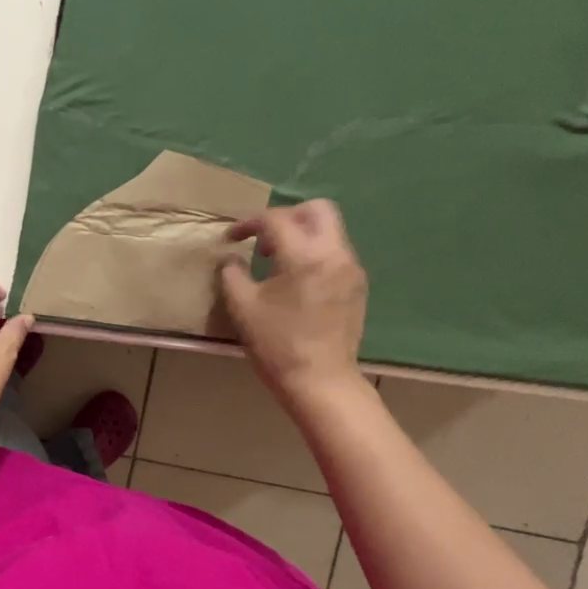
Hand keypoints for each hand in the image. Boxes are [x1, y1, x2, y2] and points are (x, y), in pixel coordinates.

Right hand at [217, 199, 367, 403]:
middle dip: (285, 216)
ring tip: (275, 260)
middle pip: (317, 210)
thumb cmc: (276, 343)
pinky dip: (313, 253)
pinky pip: (335, 252)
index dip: (248, 223)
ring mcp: (351, 268)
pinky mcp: (357, 284)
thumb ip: (232, 273)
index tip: (230, 239)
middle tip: (262, 238)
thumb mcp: (241, 306)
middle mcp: (335, 253)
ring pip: (329, 230)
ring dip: (301, 234)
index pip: (277, 219)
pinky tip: (295, 279)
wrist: (320, 378)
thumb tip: (231, 258)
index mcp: (304, 256)